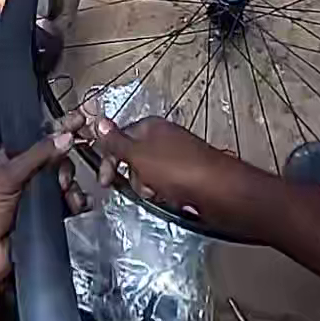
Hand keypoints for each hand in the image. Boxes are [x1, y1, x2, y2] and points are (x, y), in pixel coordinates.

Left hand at [0, 113, 89, 302]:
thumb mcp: (5, 176)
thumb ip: (37, 155)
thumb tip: (66, 136)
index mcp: (8, 161)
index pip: (37, 139)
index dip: (57, 130)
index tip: (79, 122)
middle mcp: (22, 178)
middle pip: (53, 161)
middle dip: (65, 165)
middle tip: (64, 179)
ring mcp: (33, 200)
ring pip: (61, 183)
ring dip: (72, 186)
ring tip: (70, 197)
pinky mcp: (42, 221)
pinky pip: (64, 206)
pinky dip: (75, 203)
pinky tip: (79, 206)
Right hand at [82, 115, 277, 238]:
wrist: (221, 191)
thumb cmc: (177, 170)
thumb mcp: (140, 155)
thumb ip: (117, 142)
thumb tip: (98, 120)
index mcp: (151, 126)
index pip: (120, 137)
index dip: (110, 158)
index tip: (105, 182)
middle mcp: (163, 136)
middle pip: (134, 157)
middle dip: (133, 176)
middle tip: (143, 188)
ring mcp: (177, 155)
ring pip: (149, 173)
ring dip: (149, 187)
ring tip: (160, 195)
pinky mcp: (189, 174)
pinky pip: (166, 183)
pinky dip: (165, 193)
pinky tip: (172, 200)